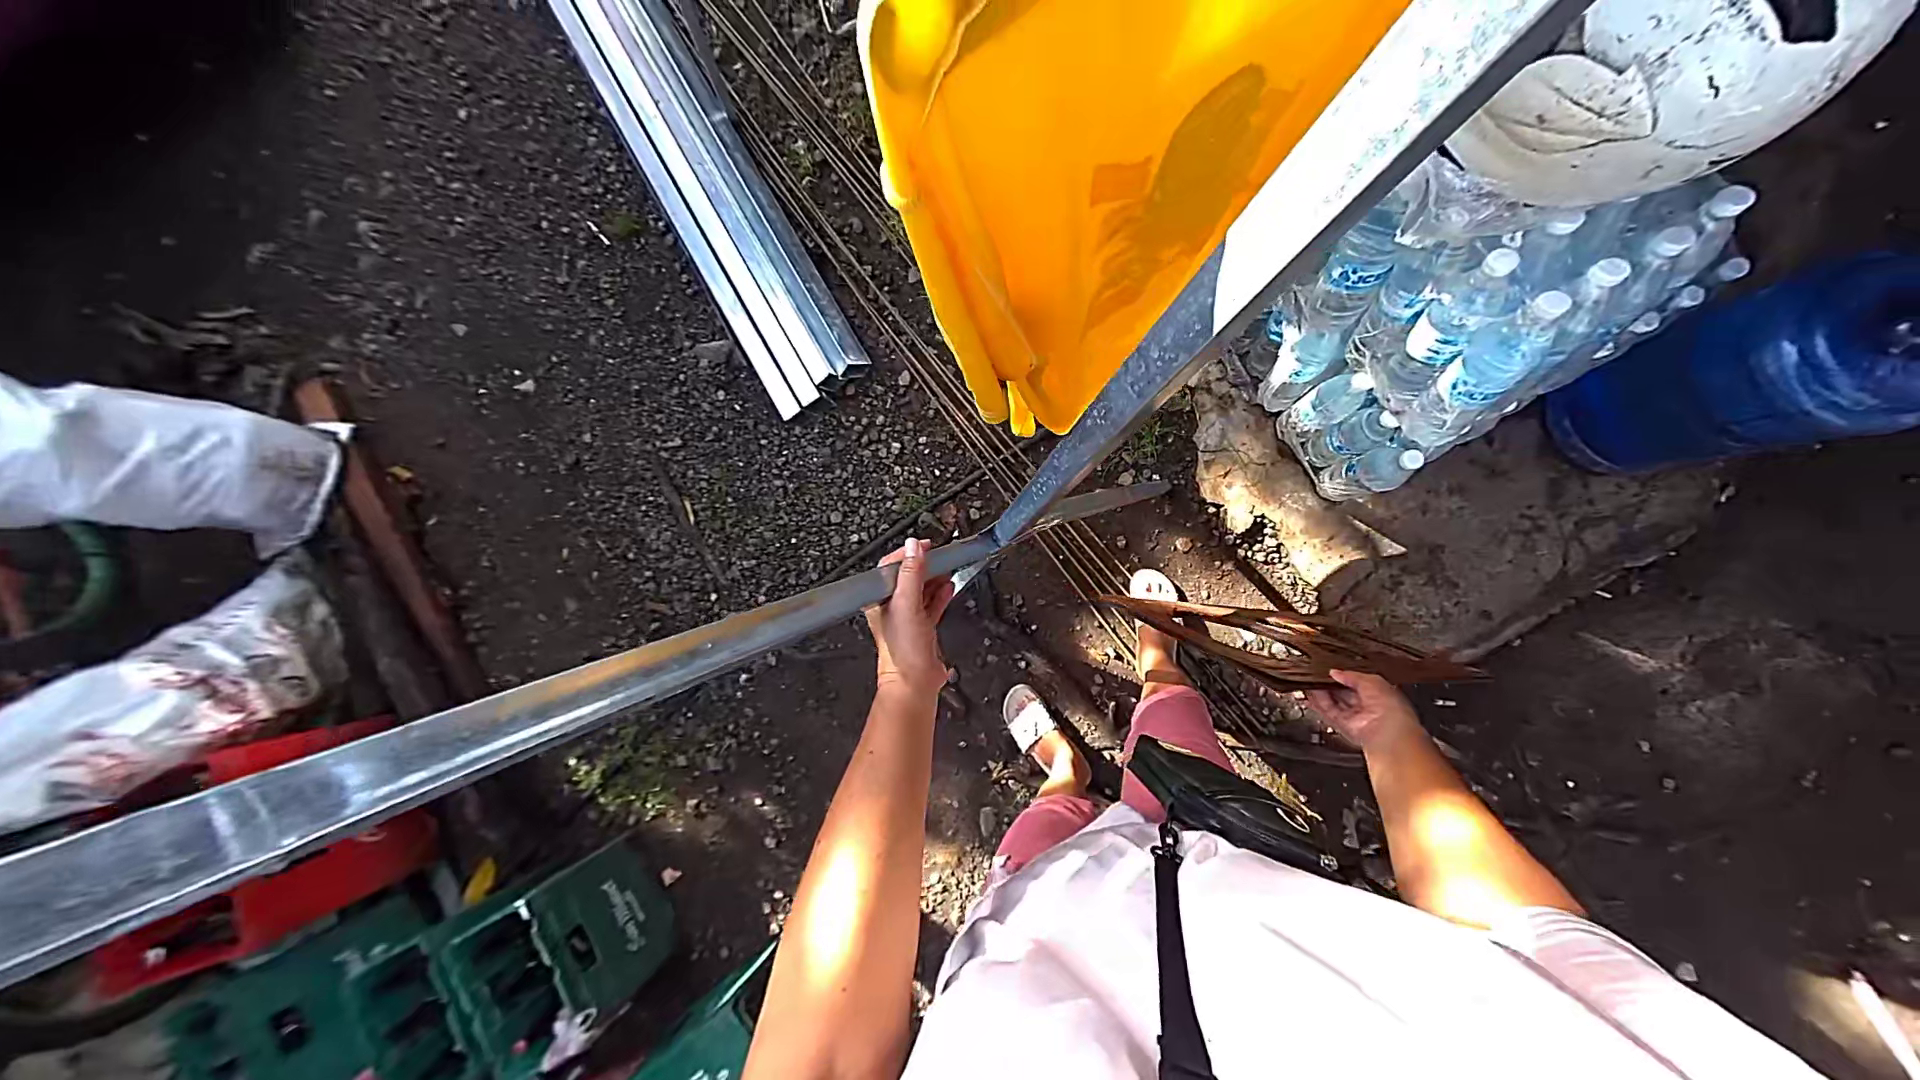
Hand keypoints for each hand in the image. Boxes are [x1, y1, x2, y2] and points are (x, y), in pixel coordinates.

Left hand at [865, 538, 954, 698]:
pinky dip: (941, 594)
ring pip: (921, 589)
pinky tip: (948, 587)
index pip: (891, 566)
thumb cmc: (903, 650)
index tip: (924, 545)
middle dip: (924, 565)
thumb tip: (914, 547)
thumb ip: (911, 573)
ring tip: (947, 568)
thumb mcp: (907, 603)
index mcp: (879, 599)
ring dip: (934, 578)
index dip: (908, 553)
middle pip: (908, 576)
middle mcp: (891, 607)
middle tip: (939, 556)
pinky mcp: (921, 628)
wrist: (914, 682)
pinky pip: (932, 604)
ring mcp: (907, 617)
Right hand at [1306, 669, 1423, 750]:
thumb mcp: (1371, 681)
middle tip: (1316, 675)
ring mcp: (1356, 717)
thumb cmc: (1391, 707)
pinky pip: (1329, 712)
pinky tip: (1310, 695)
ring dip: (1321, 693)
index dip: (1344, 677)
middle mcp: (1368, 706)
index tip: (1331, 671)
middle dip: (1330, 684)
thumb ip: (1351, 676)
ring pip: (1334, 703)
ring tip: (1309, 683)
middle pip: (1343, 693)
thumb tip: (1336, 673)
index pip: (1358, 683)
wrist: (1388, 731)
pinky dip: (1319, 704)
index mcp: (1379, 694)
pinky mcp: (1345, 726)